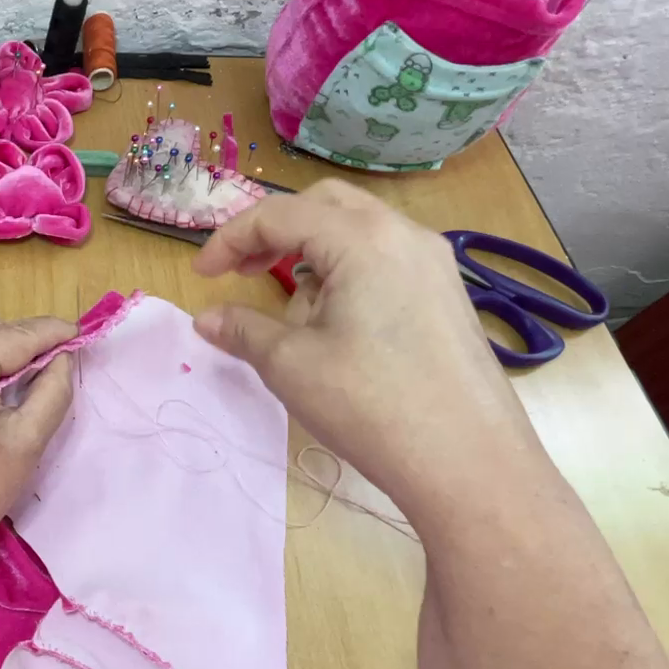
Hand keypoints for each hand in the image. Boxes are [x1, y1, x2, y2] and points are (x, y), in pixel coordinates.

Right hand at [191, 180, 543, 513]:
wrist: (467, 461)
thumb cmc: (369, 404)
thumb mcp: (289, 364)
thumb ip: (242, 329)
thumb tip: (206, 319)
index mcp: (363, 240)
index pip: (280, 214)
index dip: (230, 239)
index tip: (201, 275)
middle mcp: (404, 236)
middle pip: (323, 206)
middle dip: (272, 233)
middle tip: (239, 271)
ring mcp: (432, 264)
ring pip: (354, 232)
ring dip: (307, 255)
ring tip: (292, 315)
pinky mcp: (443, 295)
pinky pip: (380, 260)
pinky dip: (342, 274)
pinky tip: (332, 325)